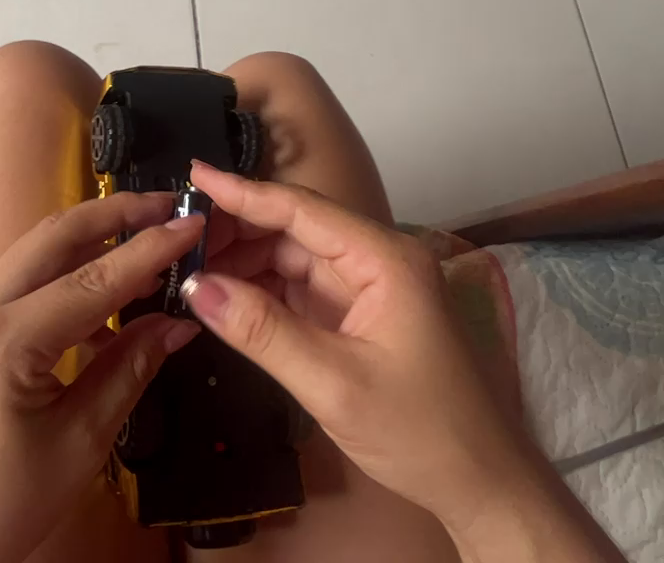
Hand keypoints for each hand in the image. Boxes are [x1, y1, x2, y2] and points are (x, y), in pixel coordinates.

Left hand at [0, 192, 204, 562]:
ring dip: (92, 237)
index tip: (193, 222)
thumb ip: (129, 368)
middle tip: (167, 204)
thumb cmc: (3, 502)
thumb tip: (179, 322)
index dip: (151, 248)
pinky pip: (25, 277)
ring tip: (147, 239)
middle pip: (55, 234)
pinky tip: (106, 296)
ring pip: (37, 249)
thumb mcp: (80, 442)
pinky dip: (68, 271)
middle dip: (115, 212)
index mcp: (6, 339)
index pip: (94, 278)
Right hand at [186, 162, 620, 562]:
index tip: (193, 175)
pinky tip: (223, 295)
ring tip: (192, 268)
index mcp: (383, 258)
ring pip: (291, 255)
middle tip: (180, 238)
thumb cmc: (421, 431)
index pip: (301, 208)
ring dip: (244, 260)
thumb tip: (194, 286)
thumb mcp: (334, 383)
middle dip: (237, 229)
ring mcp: (365, 286)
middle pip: (293, 226)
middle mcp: (375, 259)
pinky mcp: (354, 313)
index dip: (243, 191)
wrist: (483, 488)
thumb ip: (262, 331)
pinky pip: (297, 286)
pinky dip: (259, 289)